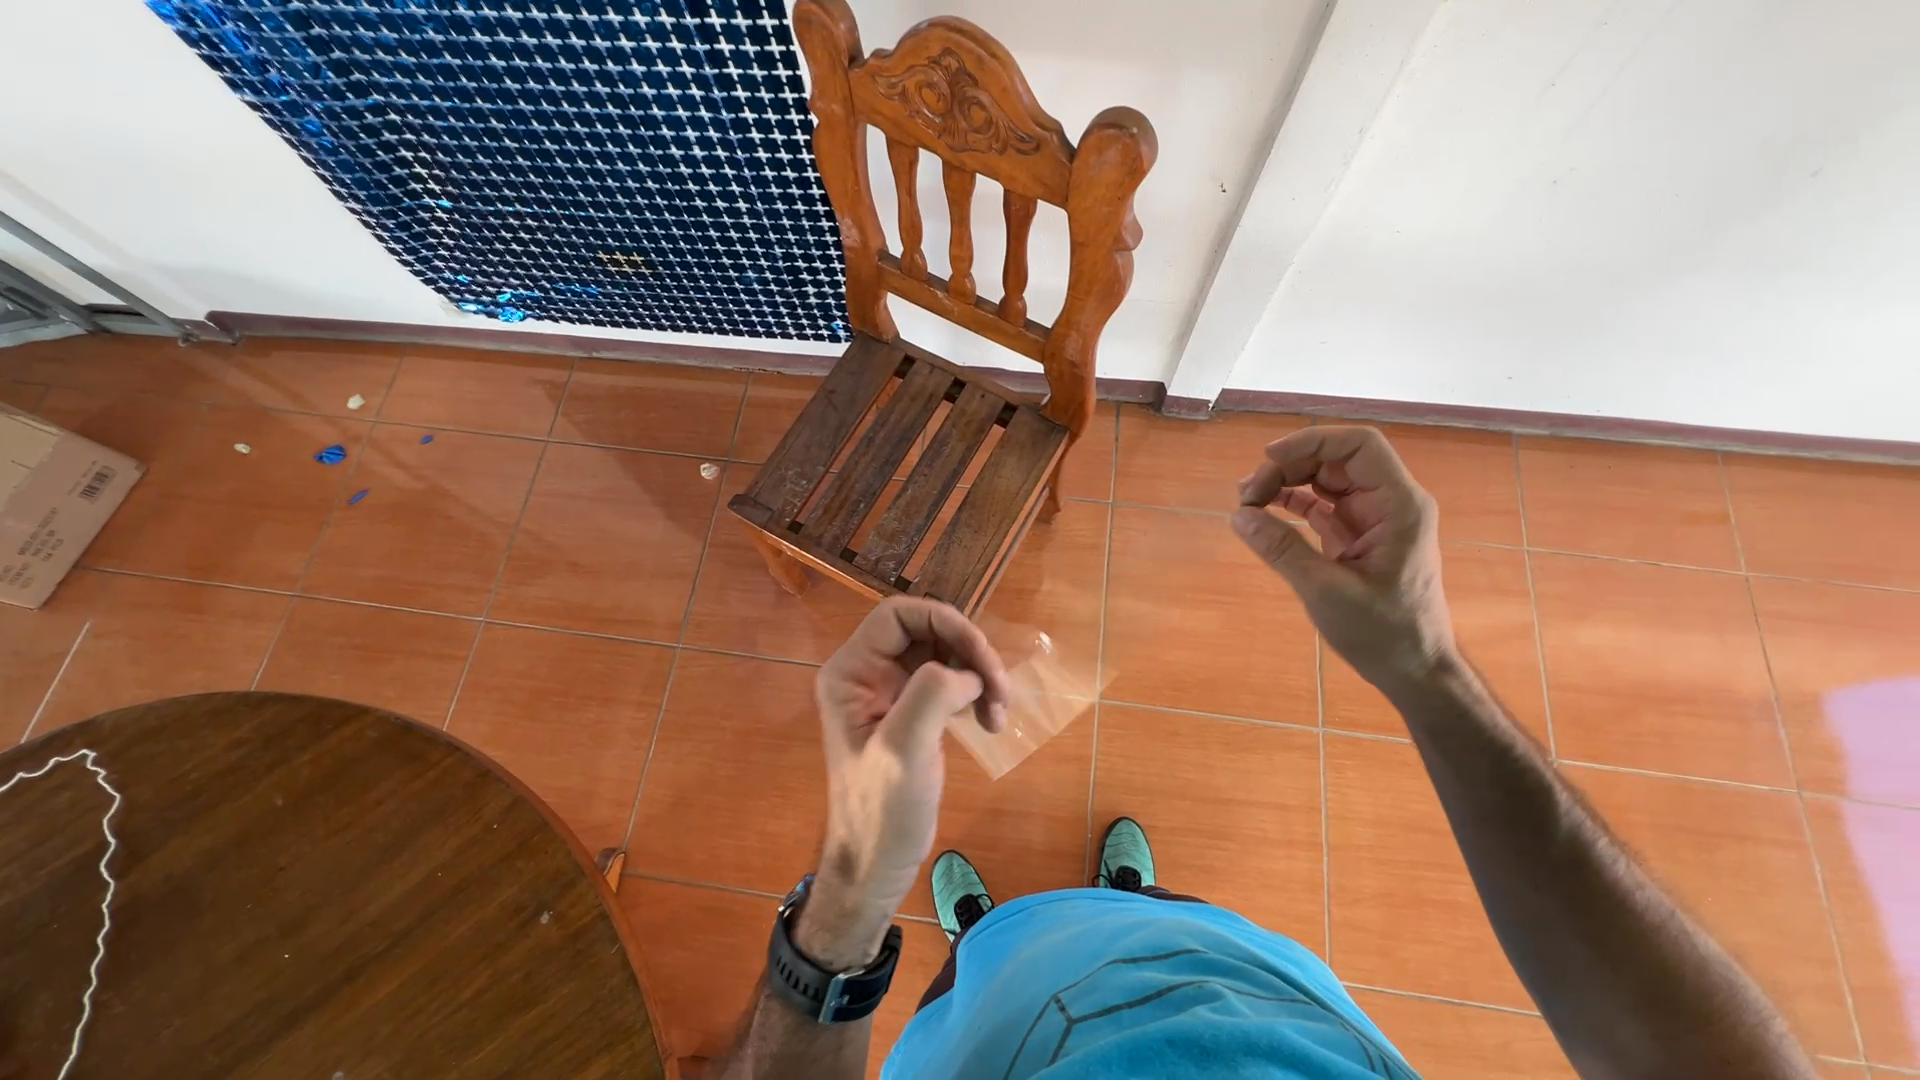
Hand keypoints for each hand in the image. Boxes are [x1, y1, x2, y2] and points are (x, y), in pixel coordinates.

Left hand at [798, 597, 1010, 970]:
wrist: (877, 863)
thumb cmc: (881, 811)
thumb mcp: (903, 751)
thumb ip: (931, 694)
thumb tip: (967, 672)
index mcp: (851, 671)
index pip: (899, 615)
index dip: (945, 622)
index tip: (982, 658)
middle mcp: (868, 672)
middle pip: (927, 630)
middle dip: (969, 652)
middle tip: (1000, 691)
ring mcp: (891, 690)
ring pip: (944, 654)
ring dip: (979, 674)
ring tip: (999, 714)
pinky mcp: (913, 710)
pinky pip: (950, 680)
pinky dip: (976, 693)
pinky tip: (991, 722)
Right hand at [1231, 426, 1456, 692]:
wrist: (1413, 669)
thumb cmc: (1382, 633)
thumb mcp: (1326, 592)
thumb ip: (1282, 549)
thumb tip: (1239, 516)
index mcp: (1398, 506)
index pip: (1359, 446)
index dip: (1312, 442)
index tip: (1267, 459)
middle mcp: (1389, 502)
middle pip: (1336, 459)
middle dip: (1289, 466)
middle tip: (1248, 494)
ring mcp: (1374, 519)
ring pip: (1326, 479)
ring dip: (1286, 482)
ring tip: (1248, 501)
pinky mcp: (1357, 536)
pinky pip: (1322, 504)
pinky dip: (1292, 502)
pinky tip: (1263, 510)